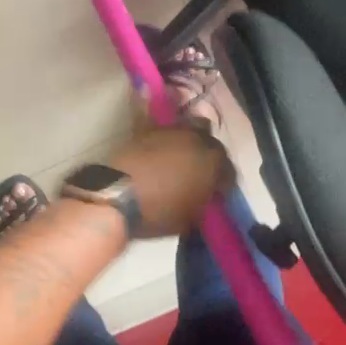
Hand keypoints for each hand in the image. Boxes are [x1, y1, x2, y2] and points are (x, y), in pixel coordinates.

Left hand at [105, 123, 232, 238]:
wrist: (116, 198)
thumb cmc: (158, 213)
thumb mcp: (189, 219)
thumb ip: (203, 204)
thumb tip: (203, 199)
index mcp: (214, 162)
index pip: (229, 172)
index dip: (223, 185)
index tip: (216, 196)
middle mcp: (198, 139)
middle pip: (211, 145)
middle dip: (209, 157)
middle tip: (199, 174)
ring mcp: (172, 130)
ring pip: (189, 129)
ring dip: (188, 142)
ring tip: (179, 158)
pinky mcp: (147, 128)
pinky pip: (161, 125)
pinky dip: (162, 134)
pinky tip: (158, 144)